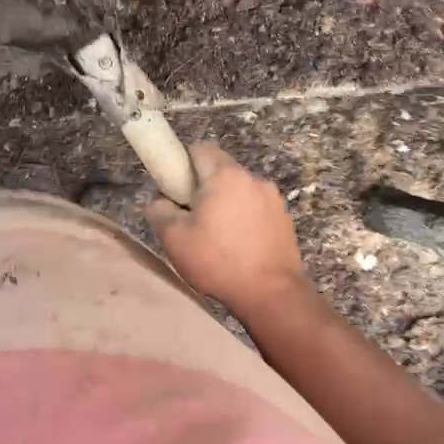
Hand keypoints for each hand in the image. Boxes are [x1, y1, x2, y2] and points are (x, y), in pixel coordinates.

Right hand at [146, 142, 309, 311]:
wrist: (272, 295)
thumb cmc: (217, 261)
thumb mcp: (173, 237)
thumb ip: (159, 210)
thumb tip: (161, 202)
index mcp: (225, 176)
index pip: (200, 149)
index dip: (182, 164)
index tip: (175, 189)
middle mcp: (253, 180)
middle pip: (220, 170)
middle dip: (202, 187)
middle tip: (190, 218)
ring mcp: (273, 200)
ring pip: (238, 191)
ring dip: (224, 204)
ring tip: (215, 237)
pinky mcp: (285, 220)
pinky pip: (255, 209)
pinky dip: (243, 219)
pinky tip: (237, 247)